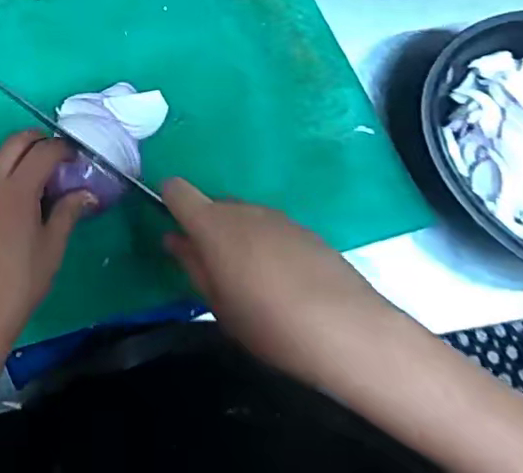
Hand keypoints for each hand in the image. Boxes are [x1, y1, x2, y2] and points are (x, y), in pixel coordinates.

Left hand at [0, 130, 97, 352]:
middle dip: (40, 140)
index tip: (79, 156)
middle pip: (16, 142)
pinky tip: (26, 192)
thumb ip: (68, 212)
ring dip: (23, 153)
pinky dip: (11, 168)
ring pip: (2, 155)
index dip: (63, 148)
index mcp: (16, 189)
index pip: (42, 151)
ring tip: (47, 174)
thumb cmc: (21, 281)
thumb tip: (87, 194)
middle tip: (62, 156)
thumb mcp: (52, 247)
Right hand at [160, 177, 400, 383]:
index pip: (176, 188)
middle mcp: (242, 209)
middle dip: (209, 229)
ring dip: (241, 238)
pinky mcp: (308, 231)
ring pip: (245, 217)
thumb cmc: (270, 324)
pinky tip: (288, 285)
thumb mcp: (219, 305)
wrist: (352, 334)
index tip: (177, 232)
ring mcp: (278, 217)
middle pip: (213, 205)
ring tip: (257, 283)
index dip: (170, 203)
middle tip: (219, 271)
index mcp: (212, 223)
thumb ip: (192, 265)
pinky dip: (270, 247)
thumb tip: (175, 239)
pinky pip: (274, 230)